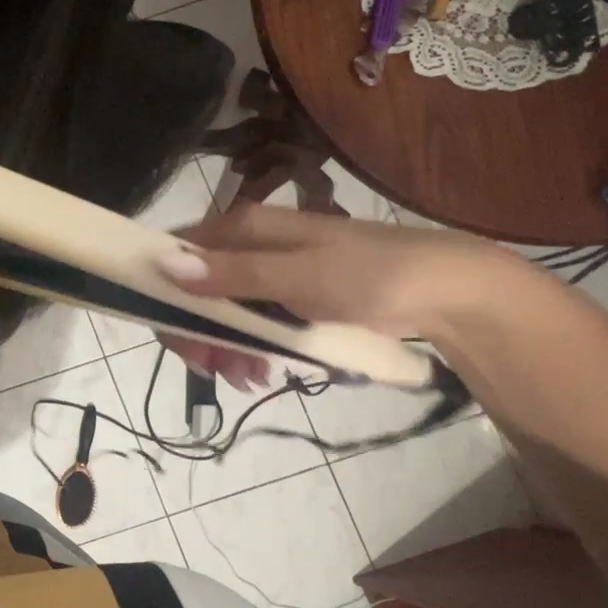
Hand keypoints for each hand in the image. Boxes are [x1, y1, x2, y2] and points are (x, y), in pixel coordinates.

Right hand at [154, 204, 514, 387]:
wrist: (449, 291)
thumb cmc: (371, 276)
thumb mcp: (297, 276)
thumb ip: (232, 273)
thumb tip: (166, 266)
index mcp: (240, 229)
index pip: (169, 257)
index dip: (159, 297)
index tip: (177, 339)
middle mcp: (243, 246)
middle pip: (188, 292)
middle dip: (194, 334)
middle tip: (214, 370)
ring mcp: (264, 272)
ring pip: (215, 313)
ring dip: (221, 348)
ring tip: (248, 378)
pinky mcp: (284, 297)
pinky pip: (245, 324)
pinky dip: (245, 349)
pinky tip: (262, 371)